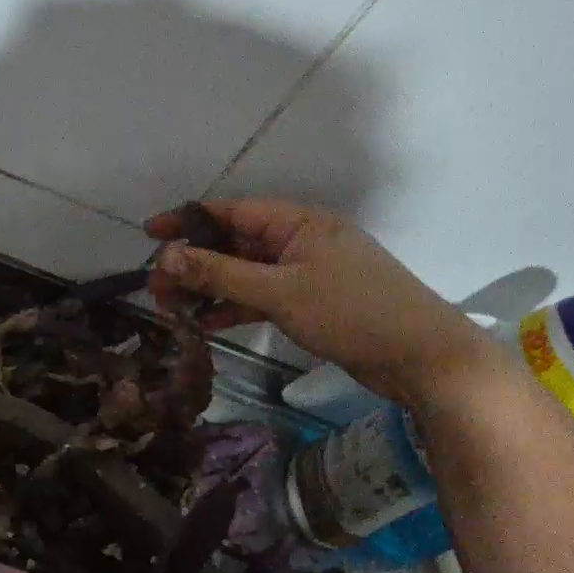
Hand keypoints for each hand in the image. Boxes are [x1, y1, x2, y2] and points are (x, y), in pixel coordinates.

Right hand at [147, 198, 492, 406]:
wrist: (424, 359)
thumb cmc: (353, 313)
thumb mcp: (279, 291)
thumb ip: (219, 273)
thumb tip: (164, 256)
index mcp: (298, 223)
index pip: (230, 213)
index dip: (187, 221)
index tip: (149, 233)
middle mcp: (300, 241)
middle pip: (232, 245)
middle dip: (192, 263)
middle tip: (154, 287)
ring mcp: (305, 273)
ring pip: (242, 273)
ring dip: (207, 288)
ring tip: (170, 307)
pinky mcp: (309, 303)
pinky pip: (258, 297)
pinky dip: (232, 308)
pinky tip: (204, 324)